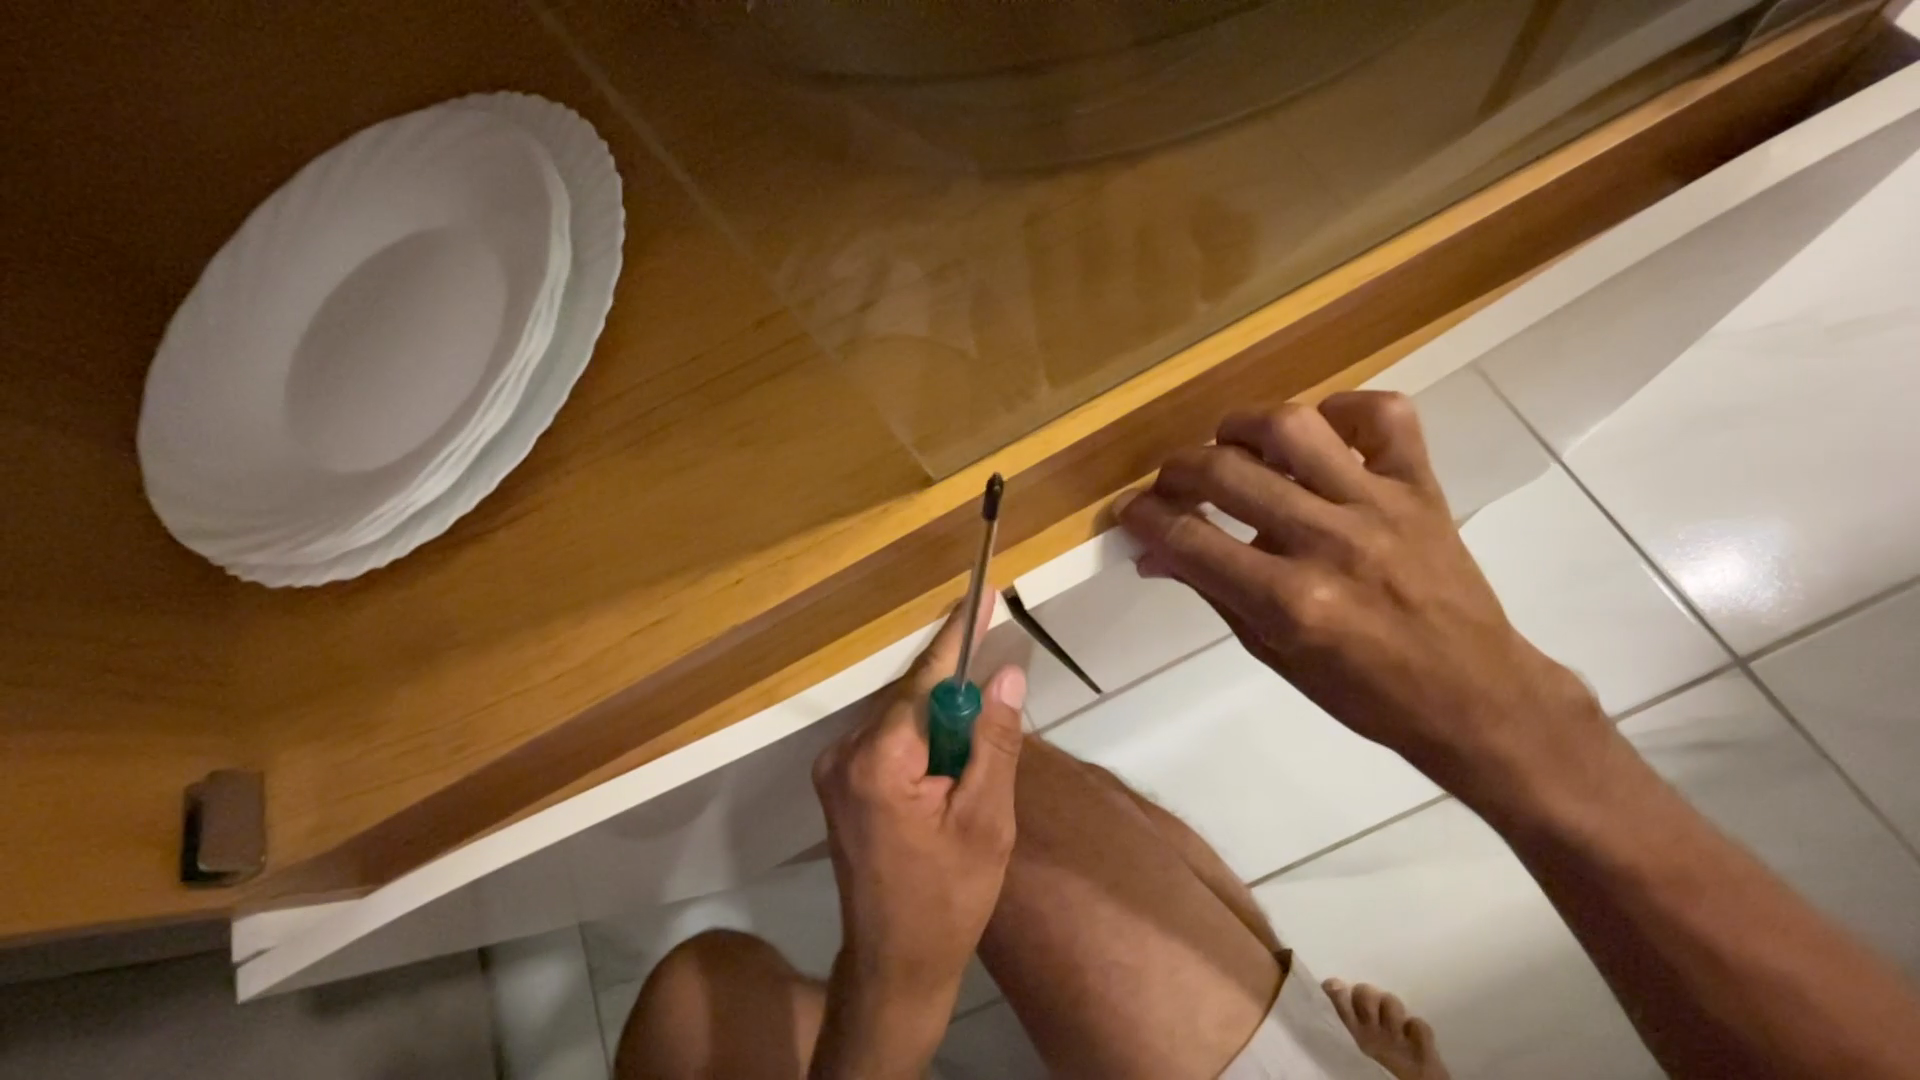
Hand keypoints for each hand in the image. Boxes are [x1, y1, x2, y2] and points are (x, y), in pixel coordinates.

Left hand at [812, 595, 1026, 1006]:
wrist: (894, 964)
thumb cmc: (948, 899)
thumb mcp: (986, 820)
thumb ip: (994, 741)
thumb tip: (1007, 674)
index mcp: (878, 761)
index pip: (926, 680)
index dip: (959, 638)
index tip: (983, 596)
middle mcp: (843, 753)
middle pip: (911, 696)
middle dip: (955, 696)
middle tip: (996, 697)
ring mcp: (834, 769)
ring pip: (900, 718)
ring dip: (939, 724)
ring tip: (967, 769)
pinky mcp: (838, 783)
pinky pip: (887, 739)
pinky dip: (920, 742)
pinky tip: (945, 772)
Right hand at [1118, 393, 1607, 804]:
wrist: (1473, 696)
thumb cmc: (1363, 693)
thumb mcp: (1271, 653)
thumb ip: (1211, 592)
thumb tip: (1153, 553)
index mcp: (1288, 601)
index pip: (1189, 538)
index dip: (1144, 518)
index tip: (1130, 512)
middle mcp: (1329, 542)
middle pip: (1226, 473)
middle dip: (1177, 471)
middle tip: (1170, 484)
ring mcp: (1380, 506)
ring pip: (1294, 427)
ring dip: (1242, 425)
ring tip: (1229, 443)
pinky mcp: (1422, 486)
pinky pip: (1384, 415)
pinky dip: (1344, 409)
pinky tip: (1320, 434)